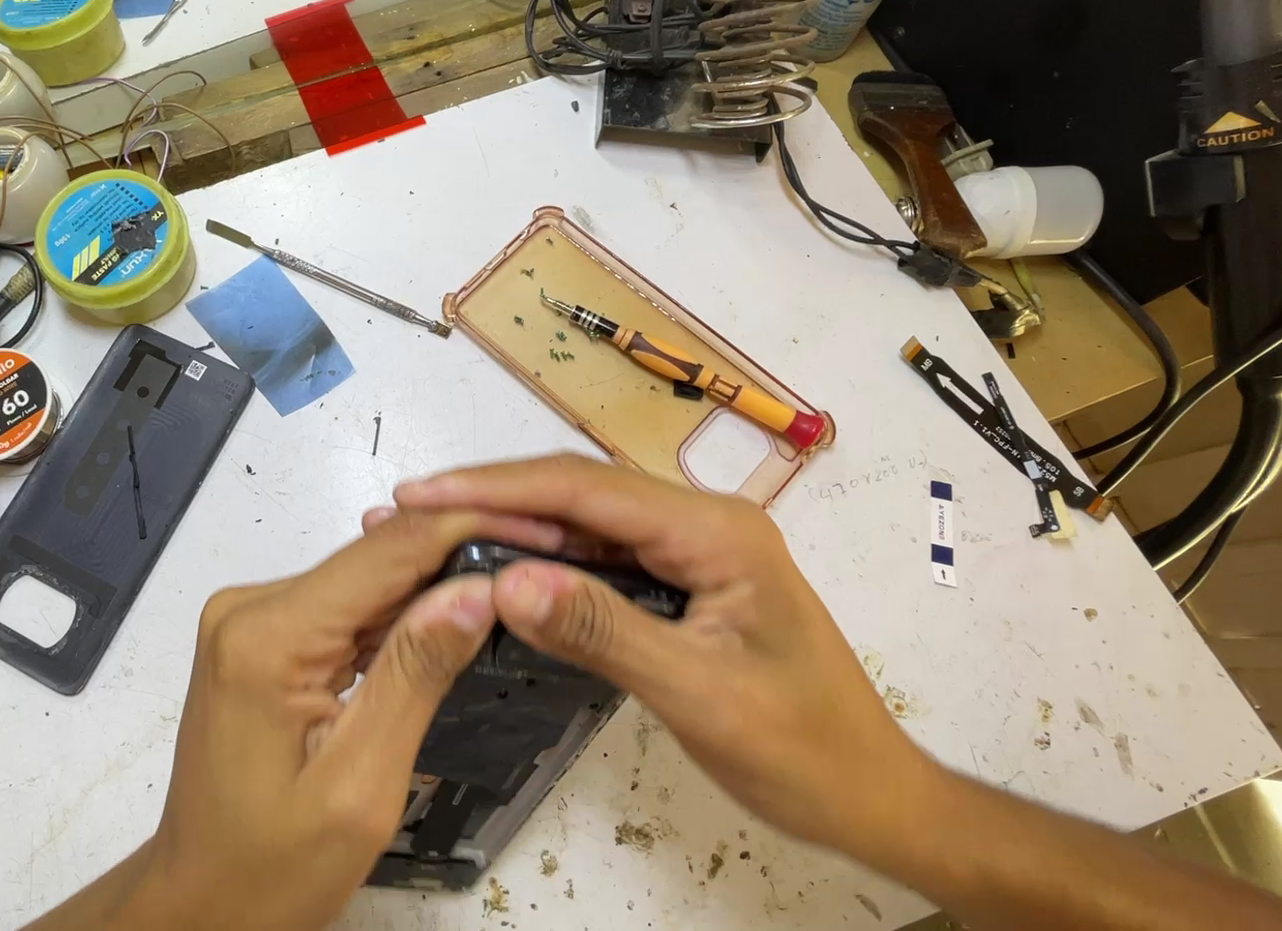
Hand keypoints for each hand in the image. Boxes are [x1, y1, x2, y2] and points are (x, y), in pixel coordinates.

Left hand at [36, 510, 505, 930]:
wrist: (201, 900)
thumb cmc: (274, 865)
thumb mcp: (362, 783)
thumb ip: (417, 674)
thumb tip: (478, 588)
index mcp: (268, 636)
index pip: (385, 552)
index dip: (463, 527)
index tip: (535, 527)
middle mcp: (249, 606)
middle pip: (373, 560)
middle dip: (453, 559)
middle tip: (531, 567)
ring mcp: (251, 617)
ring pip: (363, 580)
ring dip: (428, 589)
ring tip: (496, 597)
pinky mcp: (261, 634)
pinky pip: (342, 608)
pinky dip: (392, 618)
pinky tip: (436, 632)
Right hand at [388, 454, 938, 857]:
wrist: (873, 795)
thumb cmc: (802, 750)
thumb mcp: (699, 694)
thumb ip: (603, 631)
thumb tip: (506, 582)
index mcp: (713, 531)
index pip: (583, 491)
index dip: (495, 487)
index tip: (422, 493)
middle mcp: (697, 520)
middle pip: (576, 493)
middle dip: (489, 496)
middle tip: (409, 509)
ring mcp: (685, 547)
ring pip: (580, 521)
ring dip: (507, 523)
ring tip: (433, 529)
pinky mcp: (674, 576)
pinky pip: (594, 555)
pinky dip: (539, 558)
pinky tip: (495, 563)